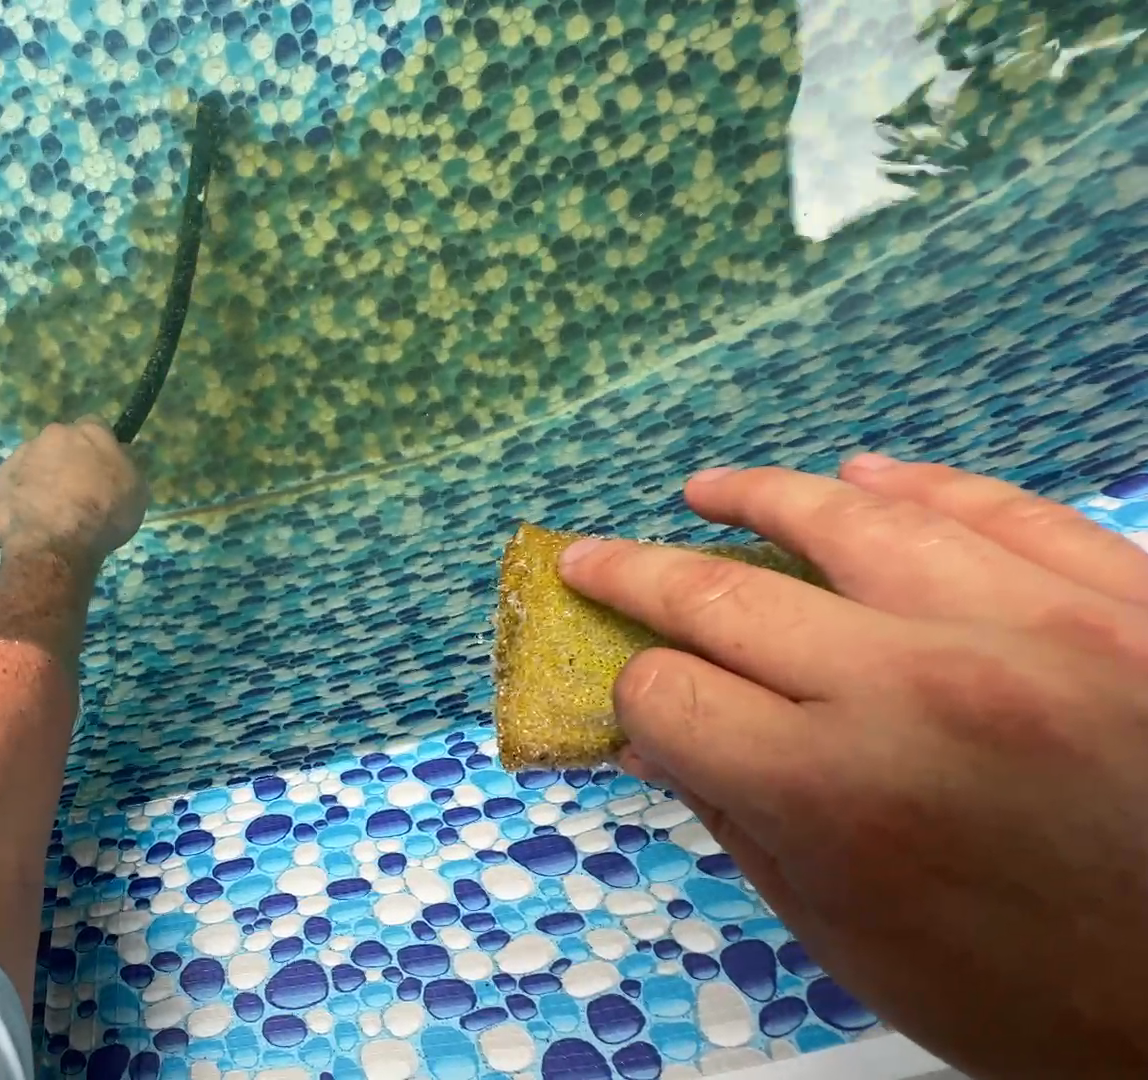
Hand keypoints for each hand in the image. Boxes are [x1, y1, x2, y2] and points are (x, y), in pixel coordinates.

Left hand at [0, 419, 147, 567]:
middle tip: (76, 492)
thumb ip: (125, 466)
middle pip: (62, 443)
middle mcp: (53, 435)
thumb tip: (117, 456)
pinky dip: (22, 496)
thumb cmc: (104, 516)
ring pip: (35, 461)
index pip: (96, 426)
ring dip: (42, 477)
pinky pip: (14, 483)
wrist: (54, 545)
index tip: (101, 469)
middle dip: (67, 461)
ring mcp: (21, 455)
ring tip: (50, 511)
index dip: (99, 448)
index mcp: (89, 432)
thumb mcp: (137, 491)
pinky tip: (30, 519)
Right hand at [558, 456, 1147, 1078]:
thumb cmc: (1016, 992)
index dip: (634, 700)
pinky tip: (859, 474)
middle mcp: (920, 690)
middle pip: (718, 596)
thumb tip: (645, 731)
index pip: (663, 694)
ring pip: (850, 522)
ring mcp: (1041, 633)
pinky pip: (1006, 512)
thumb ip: (724, 808)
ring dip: (756, 497)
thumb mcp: (835, 924)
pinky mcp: (1140, 608)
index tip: (642, 711)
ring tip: (706, 490)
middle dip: (627, 573)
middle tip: (588, 556)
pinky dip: (919, 486)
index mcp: (832, 789)